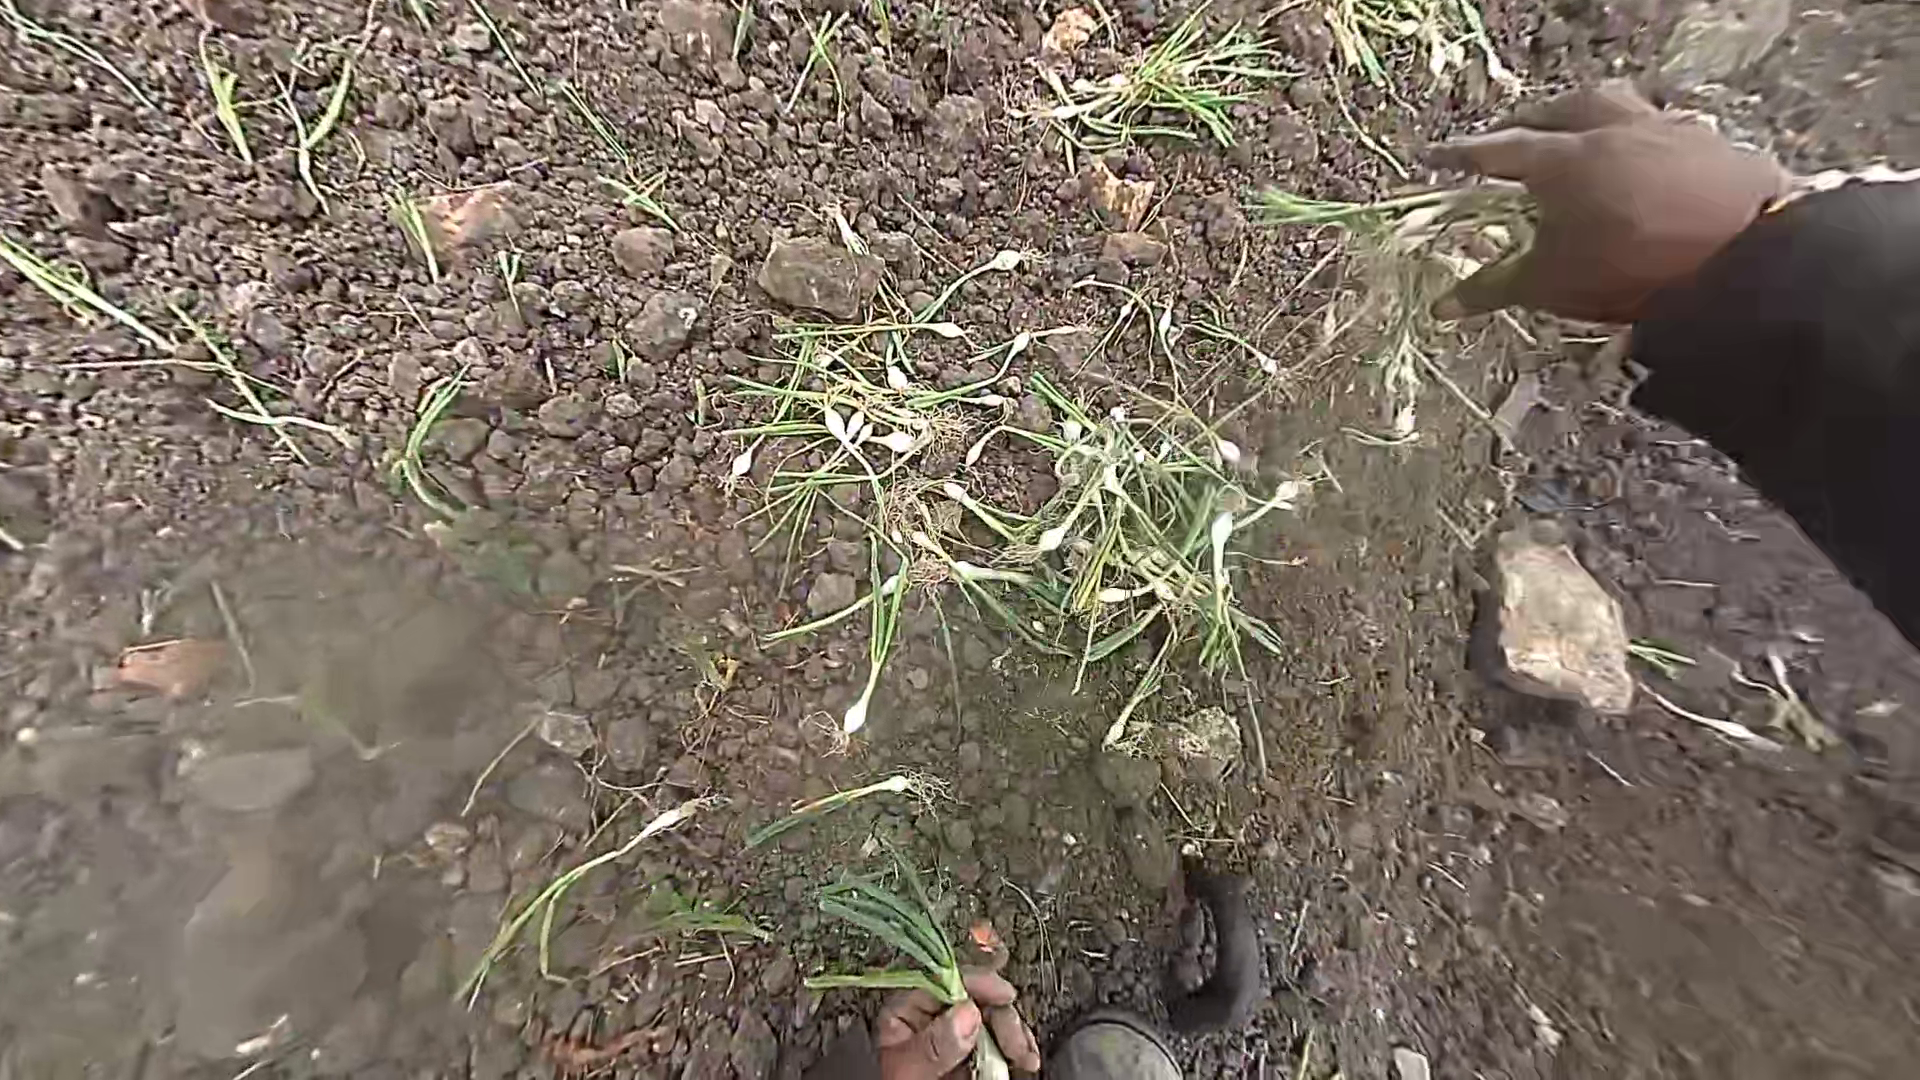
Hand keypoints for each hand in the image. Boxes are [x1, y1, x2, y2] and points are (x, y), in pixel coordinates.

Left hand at [874, 970, 1042, 1079]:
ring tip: (1025, 1056)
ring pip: (990, 1018)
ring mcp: (949, 1036)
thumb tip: (969, 1012)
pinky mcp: (964, 1056)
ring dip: (1013, 1032)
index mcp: (908, 1008)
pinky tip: (1023, 1058)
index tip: (1004, 994)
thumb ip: (935, 1042)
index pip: (947, 977)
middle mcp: (931, 1016)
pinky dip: (1012, 1047)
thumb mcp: (908, 1069)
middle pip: (975, 996)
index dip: (980, 981)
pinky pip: (994, 1041)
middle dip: (1002, 1014)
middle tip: (1018, 1043)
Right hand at [1426, 81, 1789, 322]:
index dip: (1461, 153)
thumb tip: (1441, 308)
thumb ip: (1491, 288)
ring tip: (1564, 136)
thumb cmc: (1626, 264)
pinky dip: (1622, 136)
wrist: (1744, 256)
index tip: (1433, 155)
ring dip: (1581, 116)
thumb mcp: (1544, 282)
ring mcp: (1666, 132)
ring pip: (1614, 105)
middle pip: (1563, 108)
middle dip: (1526, 120)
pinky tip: (1618, 159)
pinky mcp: (1705, 145)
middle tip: (1503, 135)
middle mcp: (1614, 133)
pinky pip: (1652, 126)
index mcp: (1566, 161)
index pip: (1499, 149)